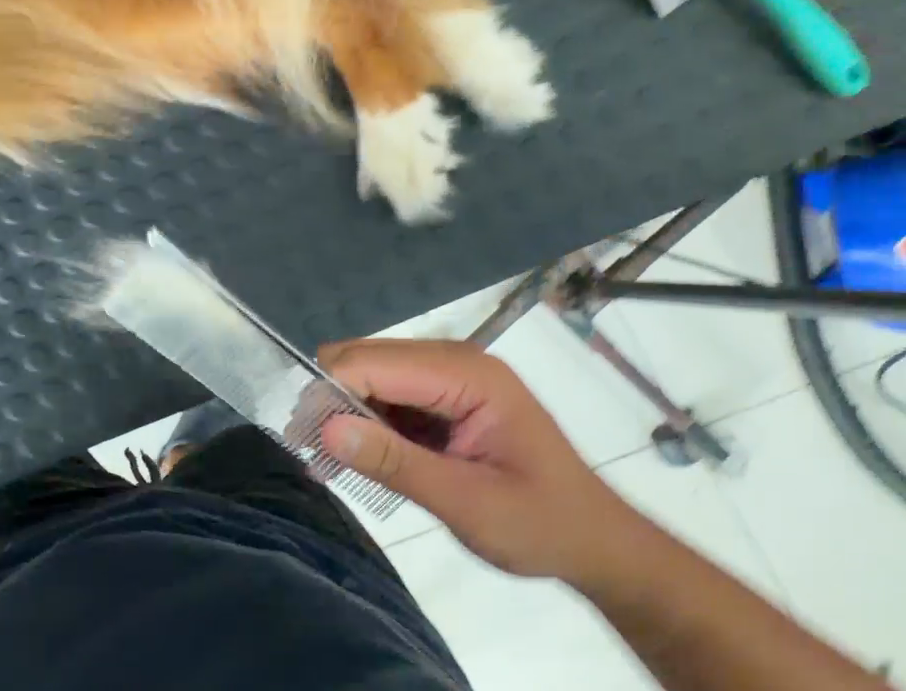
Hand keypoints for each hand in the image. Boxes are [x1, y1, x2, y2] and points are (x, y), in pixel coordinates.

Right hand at [317, 338, 647, 585]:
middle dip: (329, 400)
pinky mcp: (440, 394)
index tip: (307, 441)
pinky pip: (382, 390)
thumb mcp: (468, 504)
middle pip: (362, 358)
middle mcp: (453, 360)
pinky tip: (355, 454)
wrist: (598, 547)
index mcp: (468, 375)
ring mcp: (447, 374)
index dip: (331, 395)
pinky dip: (361, 418)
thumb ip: (395, 463)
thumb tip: (324, 427)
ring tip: (328, 458)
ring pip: (365, 371)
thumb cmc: (542, 526)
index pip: (372, 364)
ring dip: (342, 410)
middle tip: (314, 452)